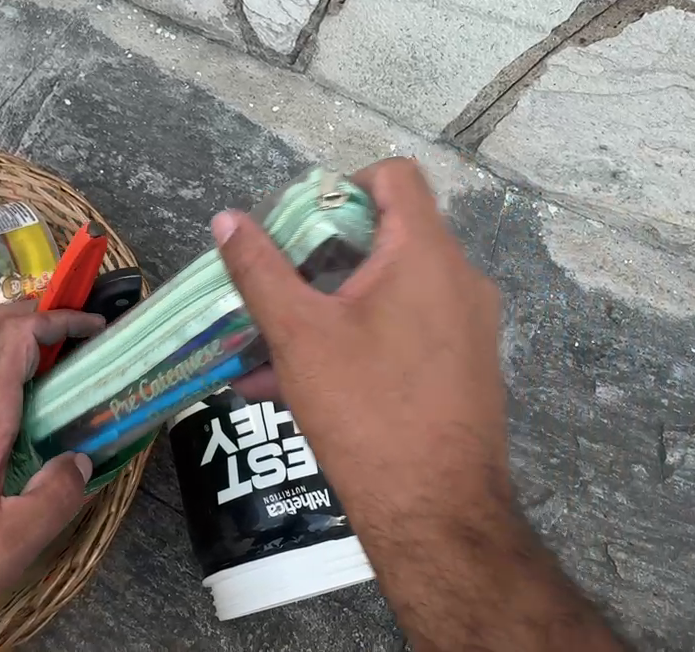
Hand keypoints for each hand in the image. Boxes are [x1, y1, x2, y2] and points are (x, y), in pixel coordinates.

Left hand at [0, 304, 103, 651]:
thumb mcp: (12, 545)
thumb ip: (56, 497)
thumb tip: (83, 460)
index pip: (17, 338)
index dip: (58, 319)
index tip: (95, 326)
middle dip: (32, 309)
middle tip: (71, 321)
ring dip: (12, 332)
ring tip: (52, 350)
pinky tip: (20, 400)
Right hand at [214, 158, 510, 537]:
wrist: (437, 517)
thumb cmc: (365, 409)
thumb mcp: (298, 333)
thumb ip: (259, 269)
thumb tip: (226, 219)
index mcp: (425, 255)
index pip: (396, 176)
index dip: (346, 183)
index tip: (305, 220)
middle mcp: (458, 279)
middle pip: (389, 232)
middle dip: (324, 250)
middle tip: (282, 278)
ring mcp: (468, 326)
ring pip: (392, 287)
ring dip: (332, 300)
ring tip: (276, 336)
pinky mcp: (465, 365)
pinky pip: (405, 328)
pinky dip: (358, 335)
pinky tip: (300, 381)